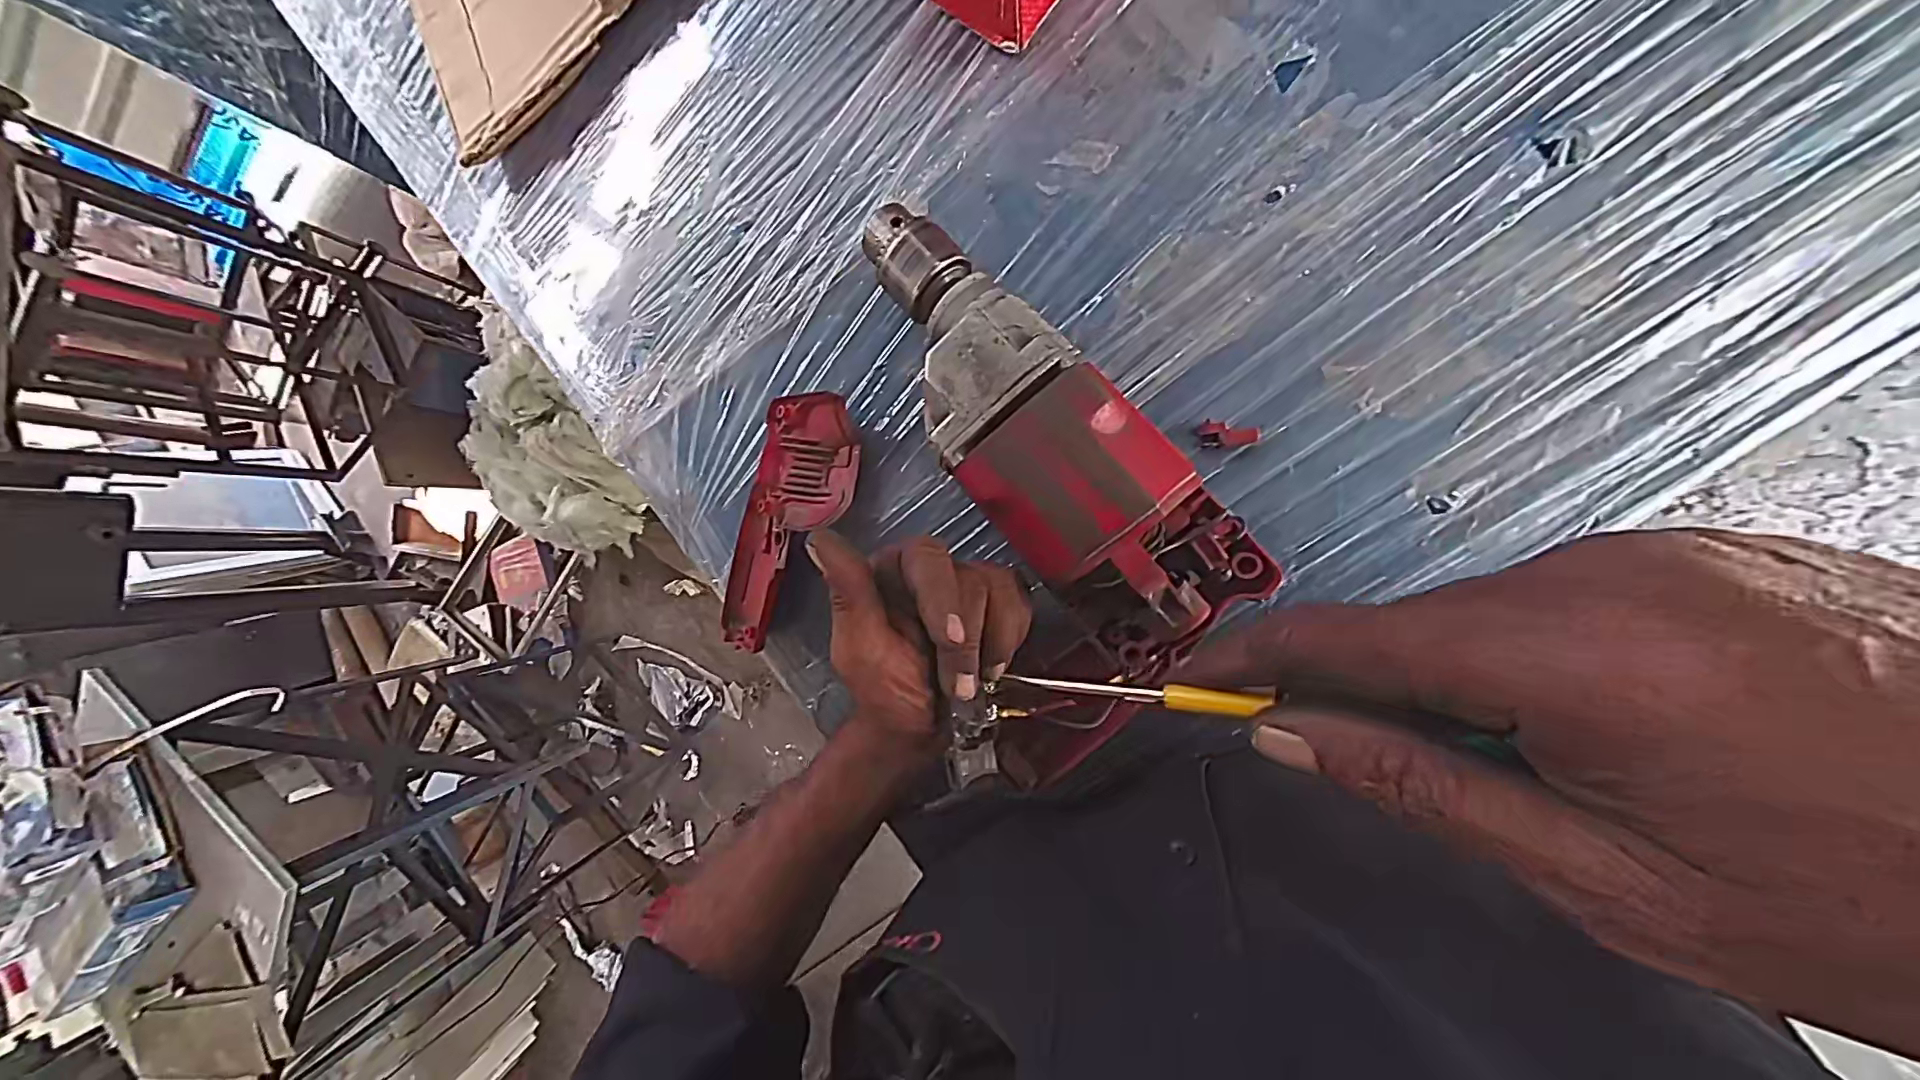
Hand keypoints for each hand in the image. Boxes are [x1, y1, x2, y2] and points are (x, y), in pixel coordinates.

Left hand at [807, 531, 1030, 763]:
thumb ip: (848, 593)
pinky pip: (1019, 604)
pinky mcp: (998, 601)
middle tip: (959, 687)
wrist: (918, 728)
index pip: (926, 558)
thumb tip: (821, 541)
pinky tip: (992, 666)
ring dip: (991, 645)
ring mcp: (968, 581)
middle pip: (969, 579)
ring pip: (999, 590)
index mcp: (892, 568)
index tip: (951, 643)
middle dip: (966, 643)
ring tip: (971, 683)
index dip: (943, 598)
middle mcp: (931, 567)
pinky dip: (1010, 640)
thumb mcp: (858, 648)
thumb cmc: (884, 691)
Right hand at [1181, 529, 1919, 1055]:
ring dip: (1447, 674)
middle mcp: (1594, 571)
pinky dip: (1516, 651)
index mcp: (1567, 652)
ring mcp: (1652, 547)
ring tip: (1511, 756)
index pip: (1346, 638)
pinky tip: (1585, 712)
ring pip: (1477, 608)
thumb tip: (1282, 734)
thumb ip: (1418, 786)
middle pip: (1411, 622)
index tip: (1194, 676)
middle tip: (1335, 742)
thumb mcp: (1607, 881)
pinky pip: (1548, 596)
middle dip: (1356, 681)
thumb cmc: (1866, 906)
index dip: (1251, 655)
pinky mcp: (1695, 548)